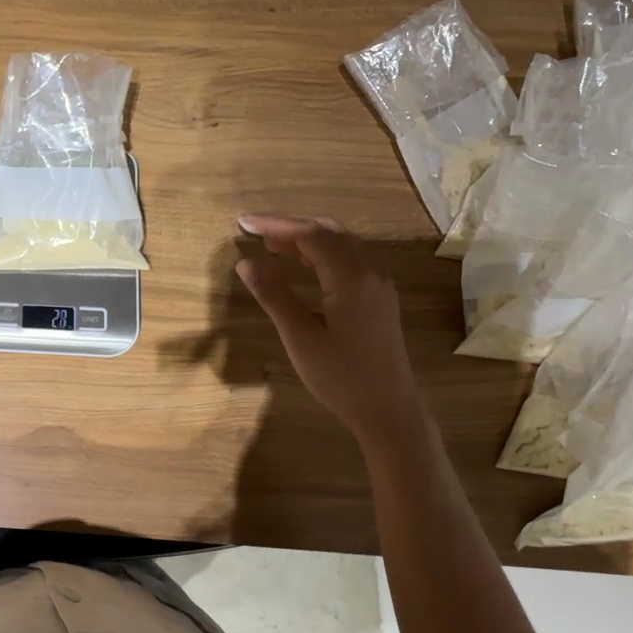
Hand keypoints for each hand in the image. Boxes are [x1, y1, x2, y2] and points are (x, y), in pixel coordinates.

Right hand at [235, 215, 428, 445]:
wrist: (388, 409)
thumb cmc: (340, 376)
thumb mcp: (299, 336)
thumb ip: (273, 295)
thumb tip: (245, 263)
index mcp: (351, 278)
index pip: (311, 235)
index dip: (276, 225)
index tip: (244, 223)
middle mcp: (370, 272)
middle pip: (330, 231)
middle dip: (292, 226)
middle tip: (256, 231)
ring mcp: (378, 285)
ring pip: (342, 244)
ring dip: (308, 238)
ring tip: (273, 245)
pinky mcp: (379, 298)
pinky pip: (350, 259)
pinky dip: (323, 253)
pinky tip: (304, 266)